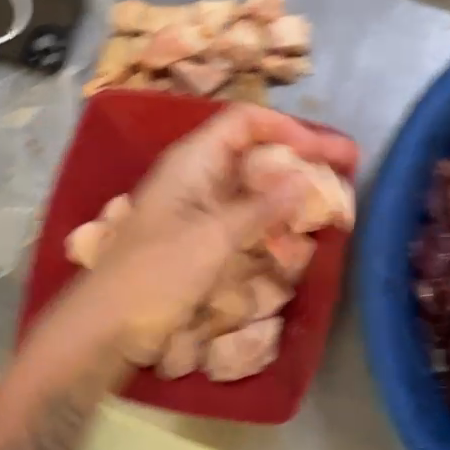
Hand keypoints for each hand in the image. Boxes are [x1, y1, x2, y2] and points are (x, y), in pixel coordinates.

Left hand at [82, 104, 358, 347]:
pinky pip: (243, 213)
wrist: (103, 328)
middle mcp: (196, 175)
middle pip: (253, 148)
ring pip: (251, 182)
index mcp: (192, 161)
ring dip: (289, 185)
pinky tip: (296, 227)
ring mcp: (196, 206)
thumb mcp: (213, 239)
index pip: (246, 121)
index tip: (326, 151)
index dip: (289, 128)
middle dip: (299, 154)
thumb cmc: (154, 276)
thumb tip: (304, 176)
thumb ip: (260, 206)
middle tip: (345, 166)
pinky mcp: (198, 237)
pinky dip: (272, 214)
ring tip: (330, 194)